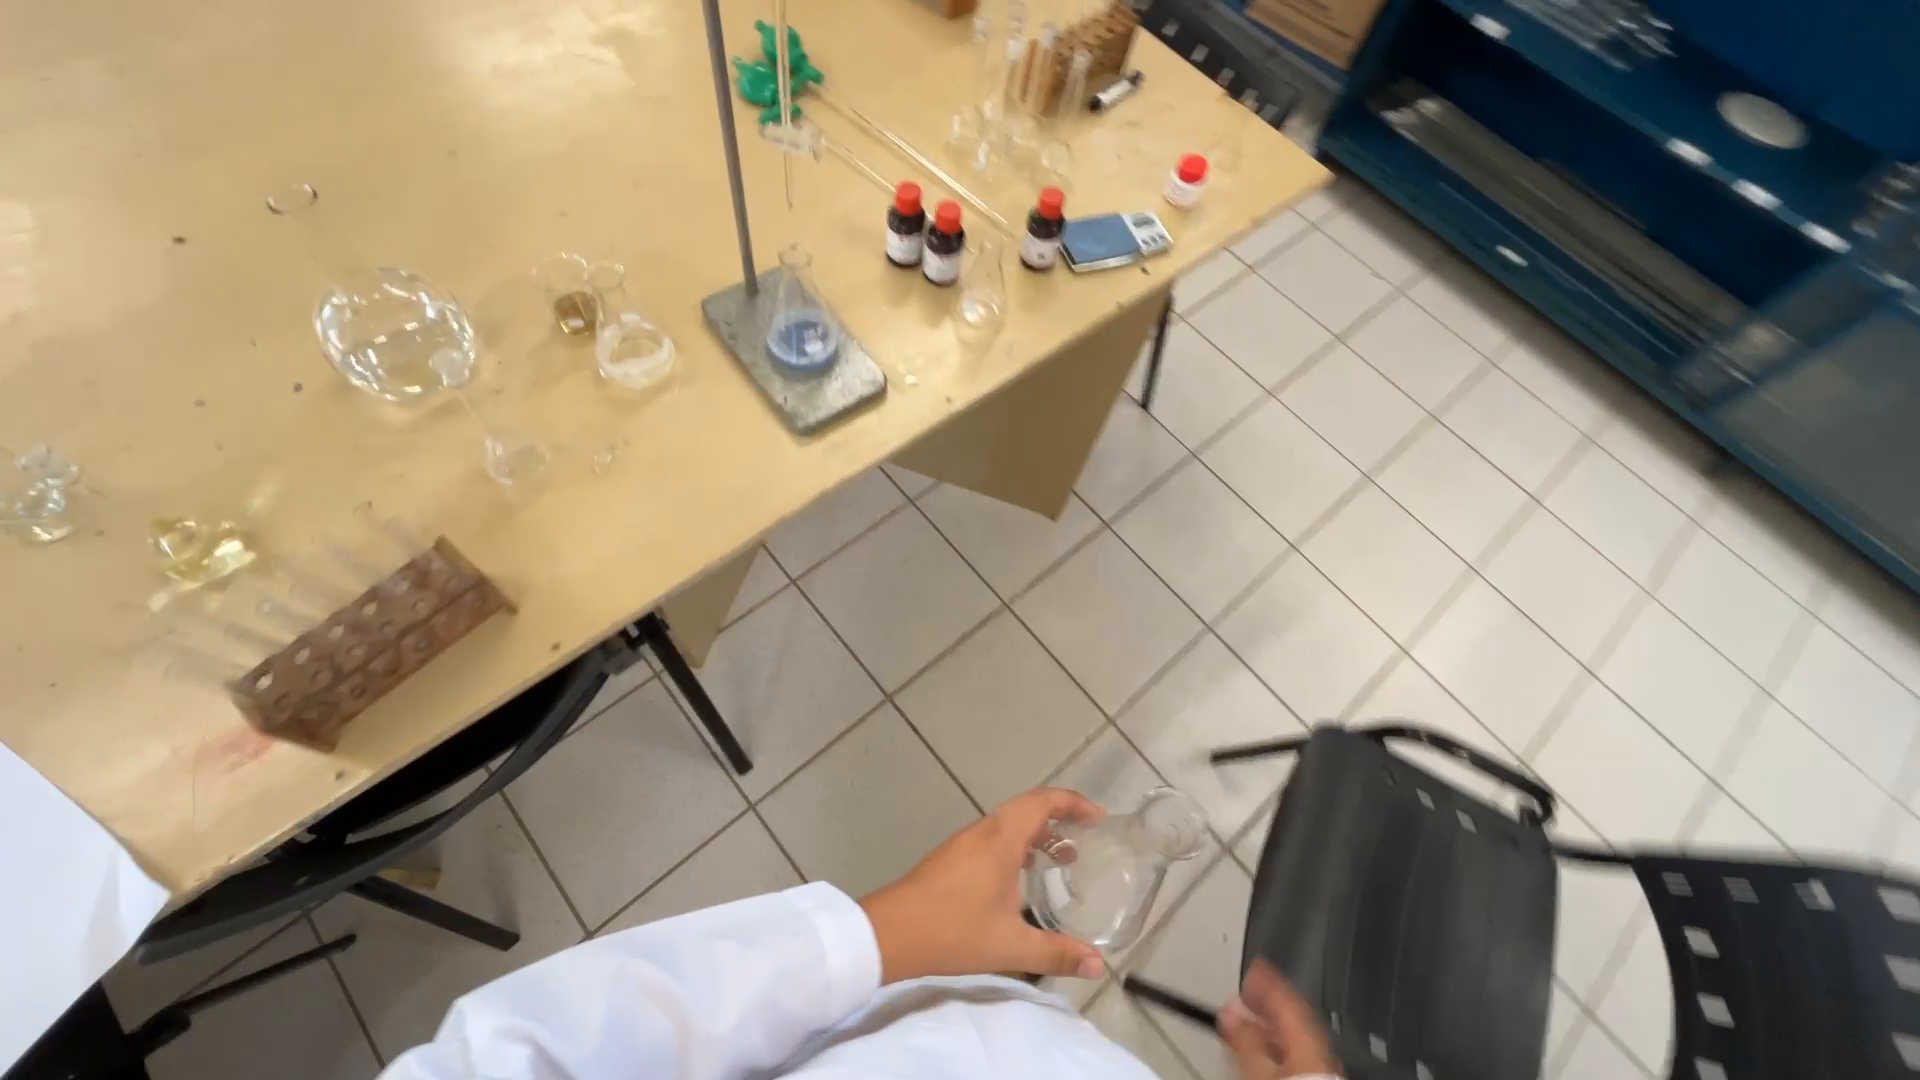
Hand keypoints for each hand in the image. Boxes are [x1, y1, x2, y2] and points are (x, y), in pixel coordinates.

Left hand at [858, 787, 1106, 983]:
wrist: (892, 932)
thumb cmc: (954, 931)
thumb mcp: (1011, 946)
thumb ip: (1057, 953)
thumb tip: (1098, 965)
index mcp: (1001, 838)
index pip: (1043, 801)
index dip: (1074, 803)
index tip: (1099, 819)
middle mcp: (984, 830)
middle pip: (1028, 807)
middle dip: (1060, 817)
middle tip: (1087, 839)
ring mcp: (965, 842)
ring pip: (1009, 822)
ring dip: (1037, 832)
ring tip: (1062, 860)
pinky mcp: (953, 856)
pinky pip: (995, 836)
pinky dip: (1018, 844)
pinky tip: (1022, 878)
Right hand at [1218, 959, 1342, 1078]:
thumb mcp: (1258, 1068)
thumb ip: (1244, 1037)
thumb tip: (1230, 1009)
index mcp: (1305, 1037)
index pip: (1286, 998)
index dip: (1267, 979)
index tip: (1252, 967)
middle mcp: (1318, 1047)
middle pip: (1293, 1016)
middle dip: (1267, 1002)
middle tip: (1246, 990)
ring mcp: (1321, 1067)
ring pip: (1295, 1035)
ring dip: (1271, 1023)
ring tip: (1249, 1019)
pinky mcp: (1317, 1078)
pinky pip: (1298, 1052)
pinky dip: (1279, 1043)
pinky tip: (1266, 1050)